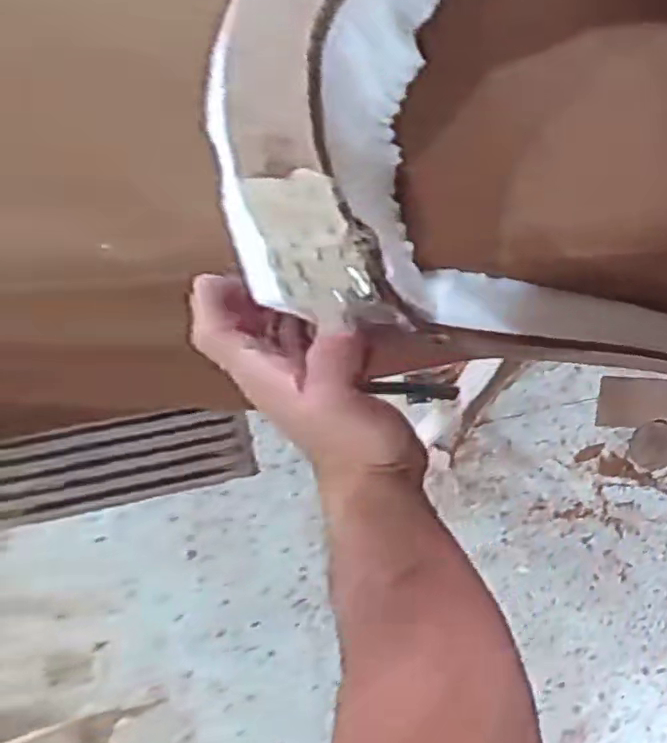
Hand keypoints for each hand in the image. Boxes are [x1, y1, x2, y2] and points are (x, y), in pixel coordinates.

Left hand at [189, 275, 425, 483]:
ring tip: (315, 279)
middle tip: (277, 265)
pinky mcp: (345, 385)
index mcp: (266, 377)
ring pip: (289, 337)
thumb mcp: (336, 398)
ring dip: (294, 309)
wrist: (379, 476)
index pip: (220, 336)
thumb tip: (342, 318)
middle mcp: (281, 376)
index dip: (212, 306)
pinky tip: (353, 314)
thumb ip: (333, 355)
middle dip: (254, 299)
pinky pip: (327, 346)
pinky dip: (332, 326)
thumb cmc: (352, 443)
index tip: (221, 275)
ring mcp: (313, 381)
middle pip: (251, 332)